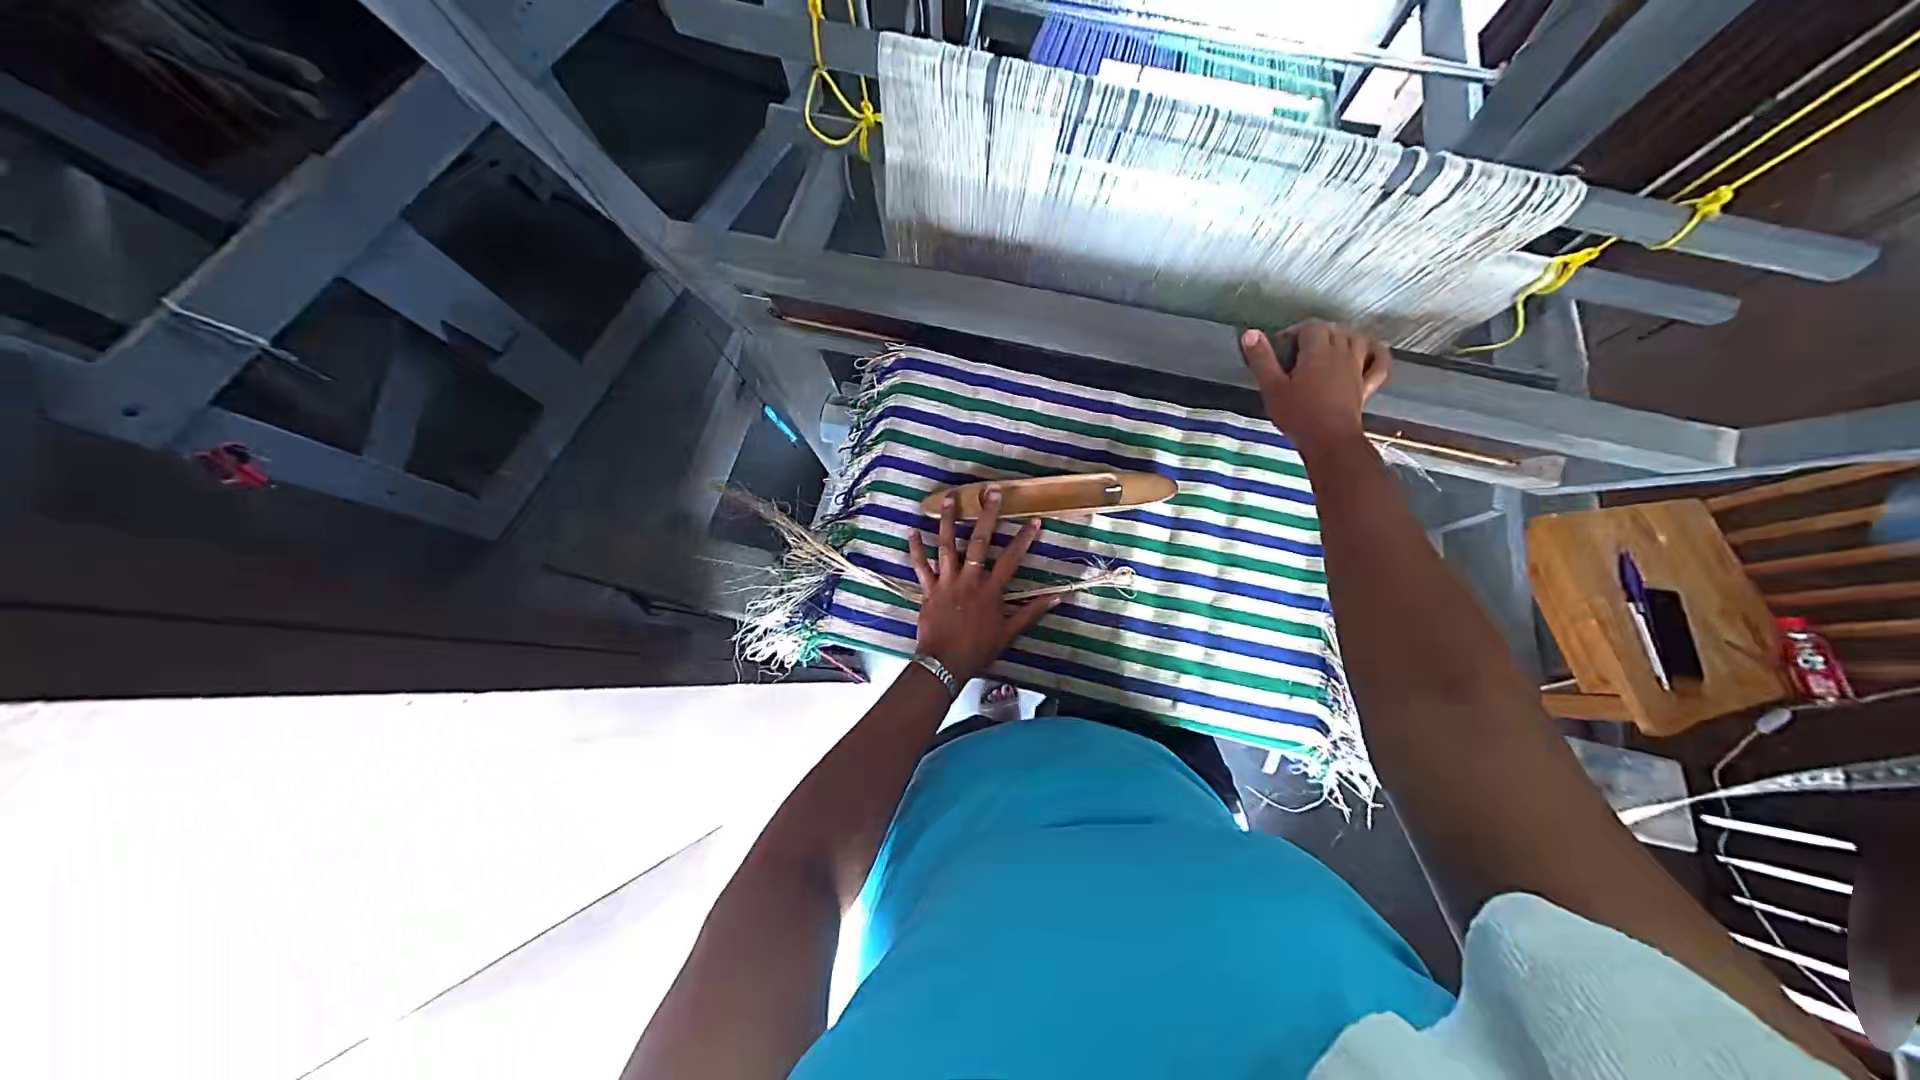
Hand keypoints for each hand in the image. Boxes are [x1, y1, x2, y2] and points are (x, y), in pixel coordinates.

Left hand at [906, 486, 1059, 684]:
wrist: (945, 664)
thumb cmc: (978, 649)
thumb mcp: (1009, 633)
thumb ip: (1032, 612)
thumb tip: (1058, 598)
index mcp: (991, 590)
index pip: (1012, 559)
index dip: (1024, 539)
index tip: (1034, 521)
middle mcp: (969, 580)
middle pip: (978, 542)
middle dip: (987, 515)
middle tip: (991, 493)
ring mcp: (946, 582)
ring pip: (946, 545)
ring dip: (947, 520)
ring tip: (950, 498)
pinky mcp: (928, 589)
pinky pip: (920, 566)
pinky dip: (916, 549)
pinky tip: (913, 531)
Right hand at [1240, 320, 1391, 456]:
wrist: (1330, 440)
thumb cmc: (1298, 414)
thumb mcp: (1272, 388)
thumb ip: (1261, 360)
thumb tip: (1250, 334)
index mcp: (1318, 351)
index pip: (1310, 327)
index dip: (1294, 332)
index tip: (1280, 347)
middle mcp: (1342, 353)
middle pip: (1333, 330)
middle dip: (1315, 333)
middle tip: (1297, 349)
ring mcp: (1358, 367)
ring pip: (1355, 339)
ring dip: (1342, 337)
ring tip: (1327, 346)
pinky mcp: (1367, 384)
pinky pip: (1378, 362)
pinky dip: (1376, 353)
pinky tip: (1372, 349)